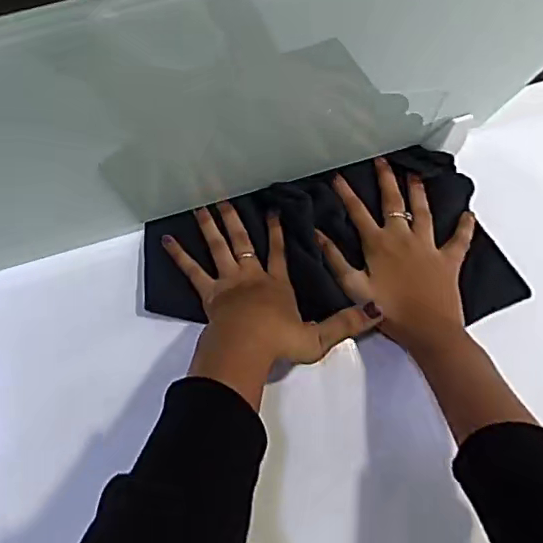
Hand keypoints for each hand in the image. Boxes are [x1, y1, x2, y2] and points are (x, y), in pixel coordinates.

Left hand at [163, 201, 381, 408]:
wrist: (248, 346)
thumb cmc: (281, 342)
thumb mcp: (319, 336)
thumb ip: (346, 323)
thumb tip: (376, 310)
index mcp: (276, 285)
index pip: (278, 253)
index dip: (276, 232)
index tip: (274, 210)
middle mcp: (251, 276)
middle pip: (242, 241)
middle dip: (235, 218)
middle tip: (226, 196)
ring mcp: (227, 281)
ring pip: (217, 246)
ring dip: (209, 225)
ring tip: (200, 205)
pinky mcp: (208, 291)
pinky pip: (191, 269)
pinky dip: (178, 254)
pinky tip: (166, 240)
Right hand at [317, 157, 476, 355]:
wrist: (430, 332)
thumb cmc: (389, 312)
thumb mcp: (353, 286)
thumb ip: (334, 258)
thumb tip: (318, 234)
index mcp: (378, 243)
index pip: (357, 211)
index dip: (345, 192)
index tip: (337, 176)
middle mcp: (403, 238)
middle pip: (393, 201)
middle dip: (386, 179)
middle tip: (382, 161)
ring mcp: (428, 247)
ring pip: (423, 212)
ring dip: (418, 191)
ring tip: (415, 175)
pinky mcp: (449, 261)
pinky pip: (460, 240)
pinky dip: (465, 227)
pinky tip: (468, 215)